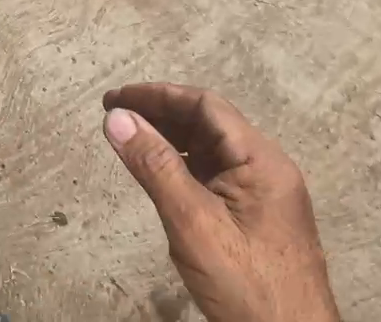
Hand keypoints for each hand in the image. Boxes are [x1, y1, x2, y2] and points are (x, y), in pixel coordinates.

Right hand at [103, 83, 339, 321]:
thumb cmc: (246, 285)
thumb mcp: (193, 223)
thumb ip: (155, 166)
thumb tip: (116, 117)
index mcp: (261, 161)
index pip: (205, 106)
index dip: (157, 95)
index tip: (116, 99)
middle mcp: (266, 169)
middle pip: (207, 123)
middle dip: (159, 113)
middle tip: (114, 115)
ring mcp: (263, 195)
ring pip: (209, 149)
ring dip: (168, 138)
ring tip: (128, 139)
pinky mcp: (256, 218)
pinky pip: (213, 174)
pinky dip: (180, 164)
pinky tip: (157, 173)